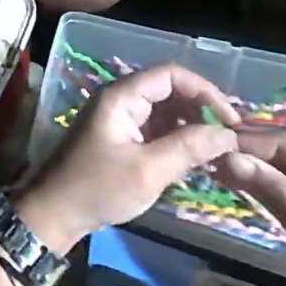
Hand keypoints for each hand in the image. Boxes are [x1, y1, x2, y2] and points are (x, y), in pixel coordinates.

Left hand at [16, 64, 242, 250]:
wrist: (55, 211)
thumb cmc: (98, 188)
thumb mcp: (148, 170)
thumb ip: (188, 147)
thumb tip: (228, 133)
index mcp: (121, 97)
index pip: (170, 74)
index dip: (205, 91)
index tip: (231, 120)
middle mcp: (120, 99)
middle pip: (169, 89)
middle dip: (201, 108)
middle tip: (229, 138)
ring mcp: (119, 118)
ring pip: (164, 109)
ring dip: (191, 124)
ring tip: (219, 150)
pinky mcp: (120, 136)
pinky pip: (155, 127)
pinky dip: (177, 137)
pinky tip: (197, 158)